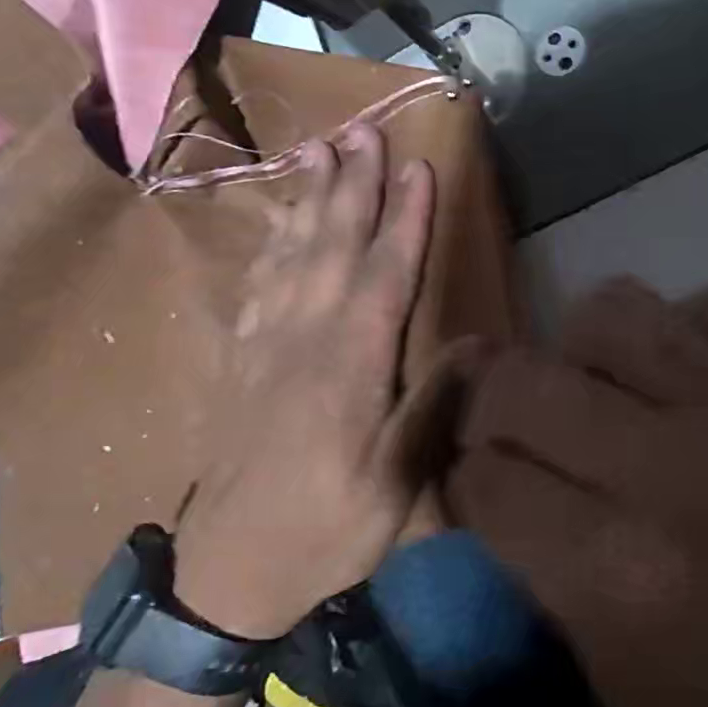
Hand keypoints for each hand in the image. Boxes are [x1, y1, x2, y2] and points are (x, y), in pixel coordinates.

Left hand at [172, 123, 436, 640]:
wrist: (229, 576)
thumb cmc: (332, 529)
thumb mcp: (398, 480)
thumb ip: (433, 405)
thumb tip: (478, 341)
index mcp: (349, 368)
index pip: (383, 276)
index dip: (405, 219)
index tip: (419, 167)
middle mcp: (303, 342)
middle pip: (331, 248)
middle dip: (352, 187)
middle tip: (364, 130)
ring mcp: (265, 349)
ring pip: (290, 256)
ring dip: (309, 199)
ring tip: (319, 151)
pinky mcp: (243, 363)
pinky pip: (258, 285)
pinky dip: (271, 243)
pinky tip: (279, 223)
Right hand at [447, 280, 707, 706]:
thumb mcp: (616, 679)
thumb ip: (549, 566)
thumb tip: (505, 486)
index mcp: (615, 570)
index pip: (487, 477)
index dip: (471, 484)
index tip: (485, 492)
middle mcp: (674, 467)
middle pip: (529, 379)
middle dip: (499, 407)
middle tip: (521, 438)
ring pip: (618, 311)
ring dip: (583, 351)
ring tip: (602, 396)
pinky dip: (691, 327)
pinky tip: (691, 376)